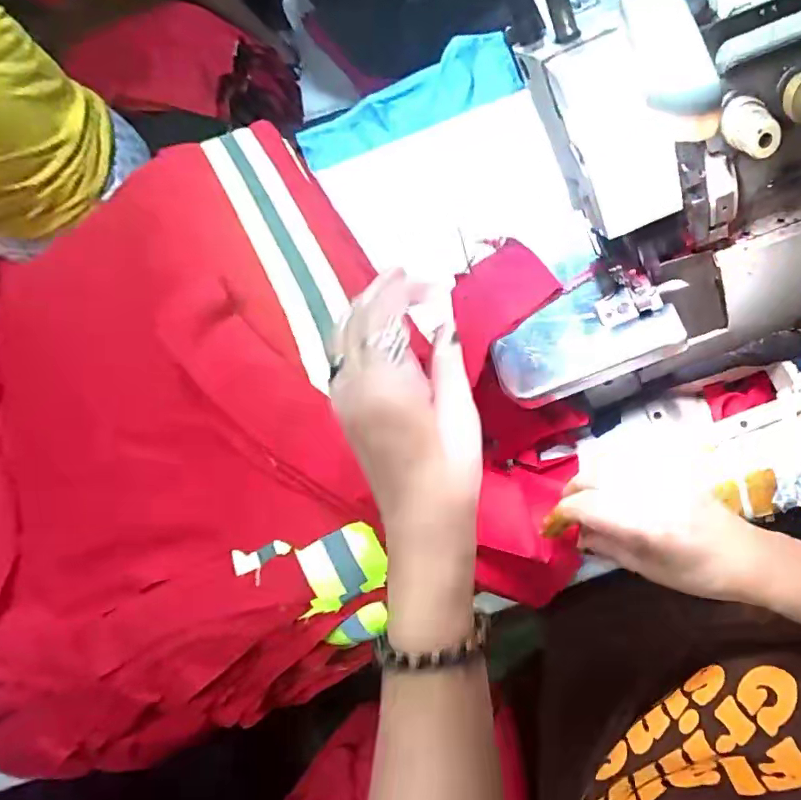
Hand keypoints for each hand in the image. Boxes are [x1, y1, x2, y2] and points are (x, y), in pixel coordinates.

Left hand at [329, 269, 480, 554]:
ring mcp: (342, 398)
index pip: (383, 314)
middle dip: (381, 292)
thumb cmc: (452, 469)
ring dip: (365, 310)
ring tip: (395, 297)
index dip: (403, 289)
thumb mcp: (459, 411)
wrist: (423, 521)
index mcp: (384, 381)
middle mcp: (353, 383)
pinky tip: (380, 335)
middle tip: (410, 278)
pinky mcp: (343, 411)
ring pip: (342, 337)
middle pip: (356, 320)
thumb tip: (443, 323)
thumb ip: (445, 360)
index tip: (428, 280)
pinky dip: (357, 335)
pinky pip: (341, 357)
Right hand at [545, 476, 770, 601]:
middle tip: (565, 514)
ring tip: (585, 500)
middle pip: (592, 477)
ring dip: (588, 479)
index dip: (561, 514)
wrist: (746, 555)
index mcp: (645, 524)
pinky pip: (630, 459)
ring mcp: (663, 475)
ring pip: (608, 462)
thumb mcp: (648, 570)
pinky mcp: (673, 467)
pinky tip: (610, 486)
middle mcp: (650, 492)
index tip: (552, 527)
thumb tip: (576, 535)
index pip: (586, 505)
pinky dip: (610, 470)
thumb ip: (608, 547)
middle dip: (570, 493)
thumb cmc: (698, 575)